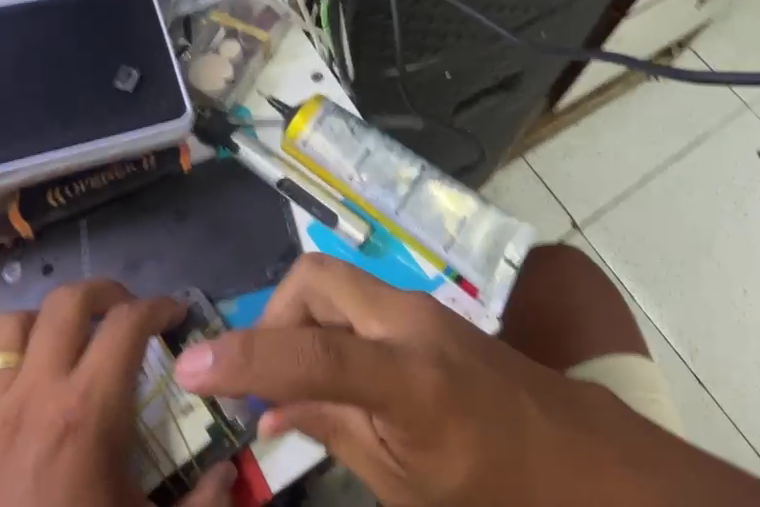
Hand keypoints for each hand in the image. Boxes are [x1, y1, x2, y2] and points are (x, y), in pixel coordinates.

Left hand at [0, 280, 234, 506]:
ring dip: (41, 323)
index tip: (175, 315)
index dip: (158, 306)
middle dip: (104, 292)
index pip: (128, 323)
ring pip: (7, 327)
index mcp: (89, 410)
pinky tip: (11, 394)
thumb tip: (228, 474)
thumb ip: (202, 502)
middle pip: (66, 302)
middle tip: (125, 312)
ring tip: (65, 341)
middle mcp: (35, 394)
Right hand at [169, 255, 688, 506]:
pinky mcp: (425, 308)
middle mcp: (410, 321)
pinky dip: (327, 325)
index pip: (312, 353)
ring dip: (300, 321)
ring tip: (294, 384)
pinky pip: (357, 298)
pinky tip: (331, 375)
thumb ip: (333, 430)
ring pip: (335, 282)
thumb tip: (269, 410)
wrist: (570, 448)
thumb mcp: (404, 481)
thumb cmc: (491, 482)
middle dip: (273, 318)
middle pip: (317, 278)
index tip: (189, 368)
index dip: (245, 356)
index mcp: (410, 377)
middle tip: (264, 379)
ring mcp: (420, 306)